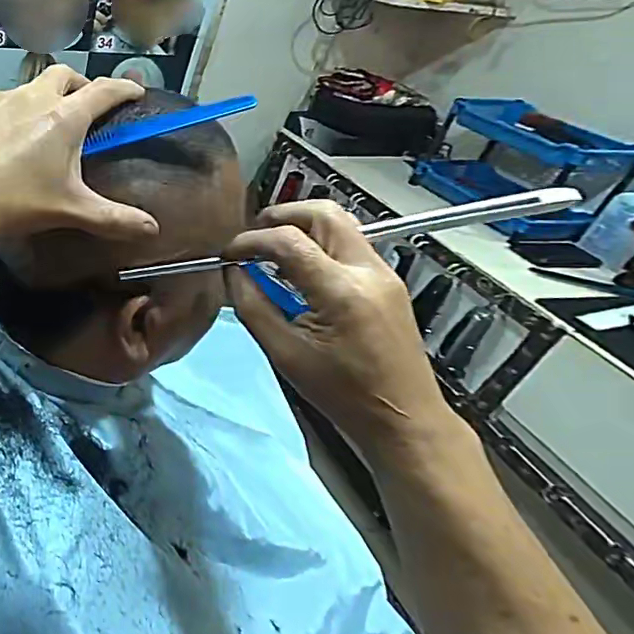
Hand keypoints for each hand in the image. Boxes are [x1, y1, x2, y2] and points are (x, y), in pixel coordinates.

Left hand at [0, 65, 158, 244]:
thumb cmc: (16, 202)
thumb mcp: (71, 210)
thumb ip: (115, 219)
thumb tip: (153, 229)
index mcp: (65, 117)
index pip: (105, 90)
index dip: (125, 88)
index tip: (136, 91)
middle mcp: (34, 97)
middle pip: (65, 75)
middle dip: (80, 85)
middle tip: (84, 109)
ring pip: (29, 87)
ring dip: (43, 99)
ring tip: (41, 128)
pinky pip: (0, 102)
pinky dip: (12, 112)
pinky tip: (4, 138)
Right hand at [225, 201, 451, 450]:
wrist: (404, 421)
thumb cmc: (343, 396)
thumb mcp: (285, 354)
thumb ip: (253, 307)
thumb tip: (233, 273)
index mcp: (342, 291)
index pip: (288, 241)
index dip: (251, 240)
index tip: (229, 254)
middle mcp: (368, 271)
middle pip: (322, 213)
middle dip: (282, 216)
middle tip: (254, 237)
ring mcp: (384, 273)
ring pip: (340, 223)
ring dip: (303, 226)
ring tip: (273, 250)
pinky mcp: (389, 281)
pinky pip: (349, 243)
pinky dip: (320, 243)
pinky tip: (300, 269)